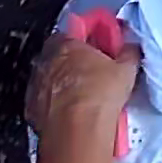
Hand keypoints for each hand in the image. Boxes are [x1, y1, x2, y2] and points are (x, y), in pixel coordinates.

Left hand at [26, 33, 140, 134]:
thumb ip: (129, 53)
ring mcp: (36, 86)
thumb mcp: (127, 70)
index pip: (75, 31)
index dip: (88, 39)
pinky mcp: (31, 109)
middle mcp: (47, 61)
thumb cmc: (101, 94)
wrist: (77, 130)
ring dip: (64, 84)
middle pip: (61, 56)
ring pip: (51, 79)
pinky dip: (56, 105)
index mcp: (68, 45)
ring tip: (85, 98)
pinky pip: (46, 102)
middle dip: (75, 62)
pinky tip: (72, 114)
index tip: (100, 47)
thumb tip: (130, 48)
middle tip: (94, 73)